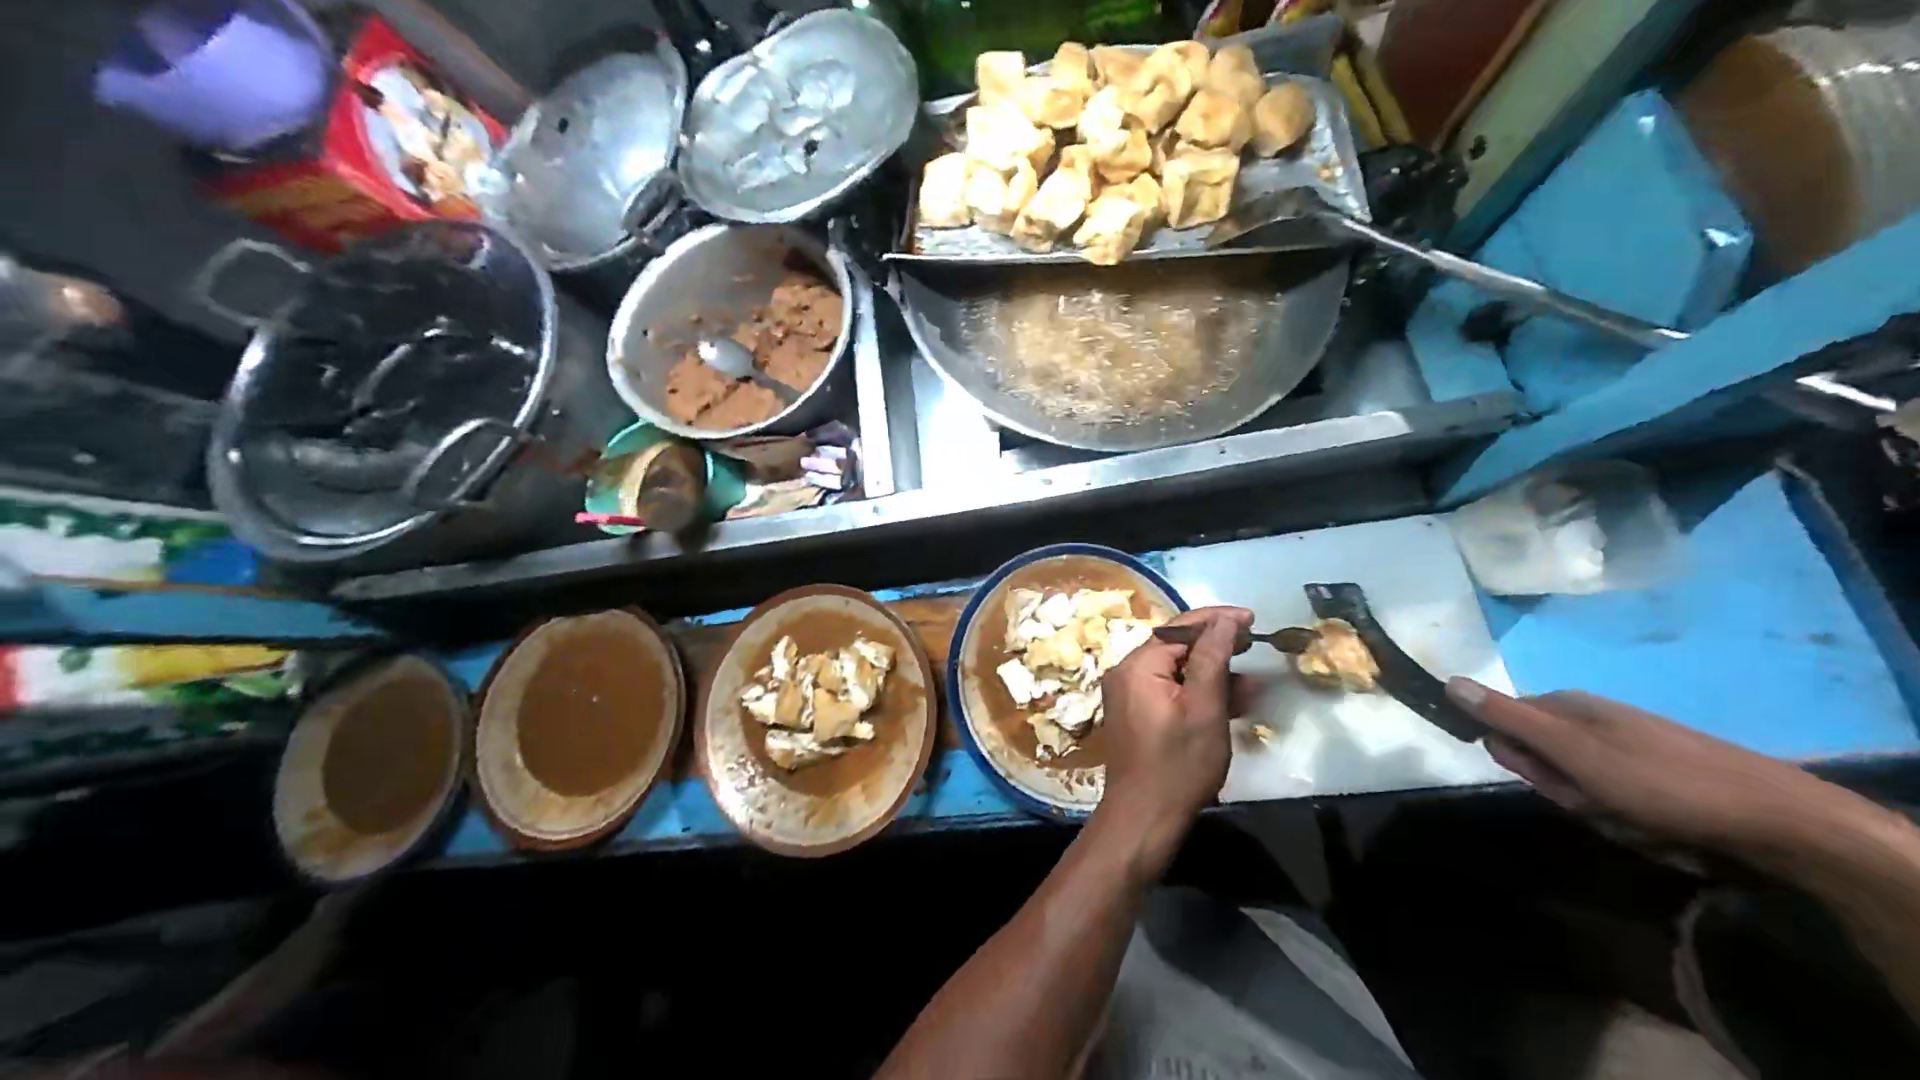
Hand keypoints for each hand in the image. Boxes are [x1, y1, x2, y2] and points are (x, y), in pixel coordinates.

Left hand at [1096, 606, 1253, 861]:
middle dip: (1216, 646)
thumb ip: (1213, 658)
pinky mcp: (1136, 715)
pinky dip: (1198, 692)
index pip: (1179, 627)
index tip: (1252, 619)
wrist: (1144, 818)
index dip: (1216, 620)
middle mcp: (1126, 673)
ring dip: (1212, 672)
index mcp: (1137, 666)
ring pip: (1176, 670)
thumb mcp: (1205, 708)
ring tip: (1250, 680)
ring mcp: (1128, 695)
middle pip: (1175, 646)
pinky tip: (1231, 700)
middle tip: (1254, 645)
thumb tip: (1223, 620)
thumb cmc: (1179, 764)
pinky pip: (1170, 690)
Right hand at [1447, 678, 1883, 867]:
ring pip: (1576, 783)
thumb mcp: (1571, 750)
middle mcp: (1591, 720)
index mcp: (1567, 707)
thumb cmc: (1660, 780)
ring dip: (1595, 808)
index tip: (1546, 779)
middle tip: (1594, 802)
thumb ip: (1507, 717)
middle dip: (1561, 789)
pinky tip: (1655, 827)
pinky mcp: (1655, 777)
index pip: (1505, 726)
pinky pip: (1613, 797)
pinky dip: (1626, 818)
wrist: (1779, 819)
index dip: (1518, 759)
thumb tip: (1448, 680)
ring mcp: (1626, 748)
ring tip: (1633, 819)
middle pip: (1540, 758)